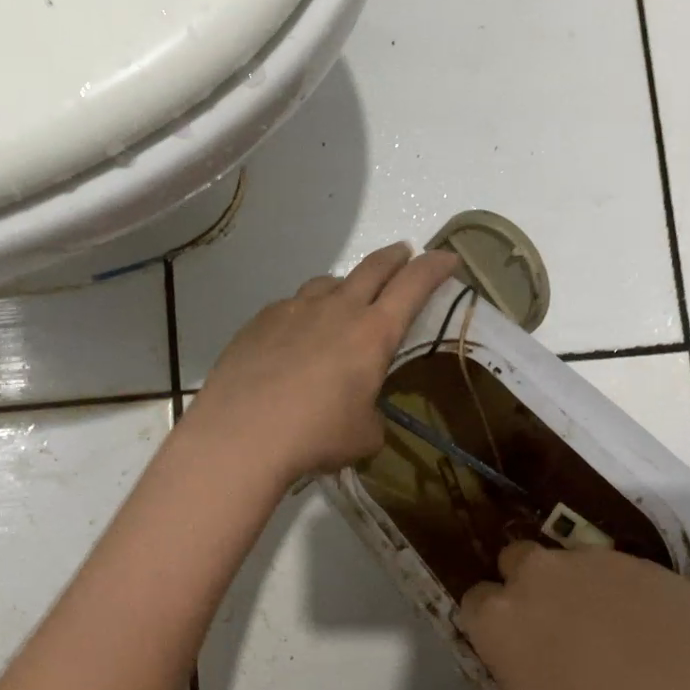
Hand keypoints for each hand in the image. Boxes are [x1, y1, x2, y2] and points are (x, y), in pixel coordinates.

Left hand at [188, 243, 458, 484]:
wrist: (241, 434)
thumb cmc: (316, 434)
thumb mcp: (363, 435)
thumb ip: (371, 416)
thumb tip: (362, 414)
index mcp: (374, 332)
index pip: (414, 285)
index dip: (435, 266)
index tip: (448, 257)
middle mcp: (337, 309)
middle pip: (373, 268)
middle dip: (394, 257)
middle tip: (404, 254)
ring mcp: (294, 310)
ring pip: (327, 283)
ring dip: (345, 285)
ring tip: (346, 299)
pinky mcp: (260, 322)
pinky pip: (291, 306)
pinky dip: (304, 313)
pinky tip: (296, 337)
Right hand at [459, 542, 689, 689]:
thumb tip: (537, 689)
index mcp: (501, 626)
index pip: (472, 605)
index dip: (491, 632)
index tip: (513, 658)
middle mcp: (539, 578)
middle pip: (514, 564)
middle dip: (526, 591)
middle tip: (557, 638)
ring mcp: (594, 562)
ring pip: (565, 562)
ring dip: (573, 589)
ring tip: (612, 637)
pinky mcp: (644, 560)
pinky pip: (614, 570)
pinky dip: (621, 594)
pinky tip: (653, 634)